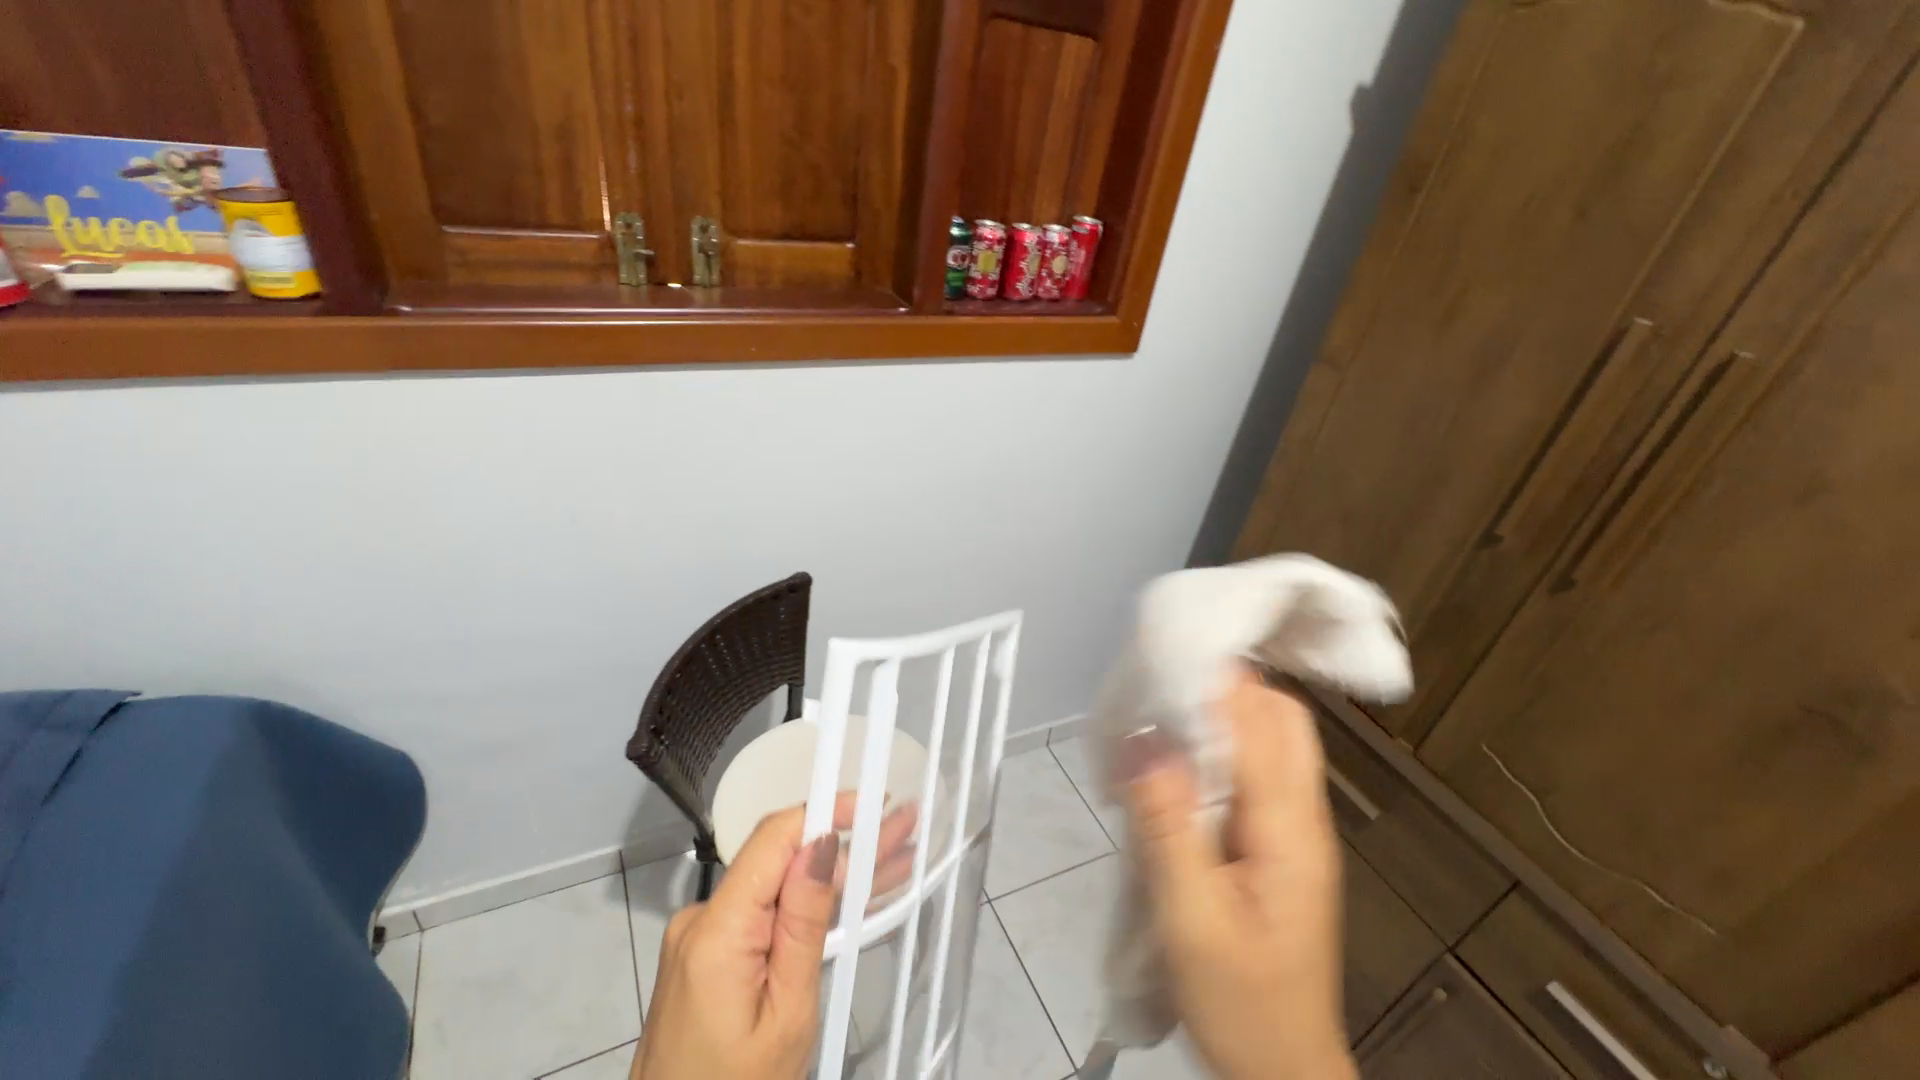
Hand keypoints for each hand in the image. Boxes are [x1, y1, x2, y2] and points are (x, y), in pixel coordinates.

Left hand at [632, 795, 919, 1079]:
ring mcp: (702, 936)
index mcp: (718, 930)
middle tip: (904, 827)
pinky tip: (854, 896)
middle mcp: (702, 919)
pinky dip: (808, 906)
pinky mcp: (709, 953)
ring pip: (777, 886)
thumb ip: (802, 926)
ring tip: (897, 855)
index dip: (824, 811)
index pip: (772, 840)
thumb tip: (821, 844)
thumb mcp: (787, 1014)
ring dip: (834, 874)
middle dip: (845, 842)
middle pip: (780, 859)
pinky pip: (764, 915)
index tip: (874, 804)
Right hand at [1118, 666, 1357, 1079]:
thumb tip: (1146, 739)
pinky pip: (1254, 777)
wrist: (1281, 1067)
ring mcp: (1294, 832)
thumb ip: (1168, 824)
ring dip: (1217, 722)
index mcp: (1288, 827)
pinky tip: (1172, 776)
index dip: (1215, 681)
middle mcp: (1302, 817)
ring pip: (1268, 743)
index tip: (1161, 662)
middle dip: (1223, 691)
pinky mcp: (1278, 849)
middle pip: (1279, 719)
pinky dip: (1216, 757)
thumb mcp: (1191, 917)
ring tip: (1157, 728)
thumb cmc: (1239, 1000)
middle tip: (1159, 694)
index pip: (1262, 721)